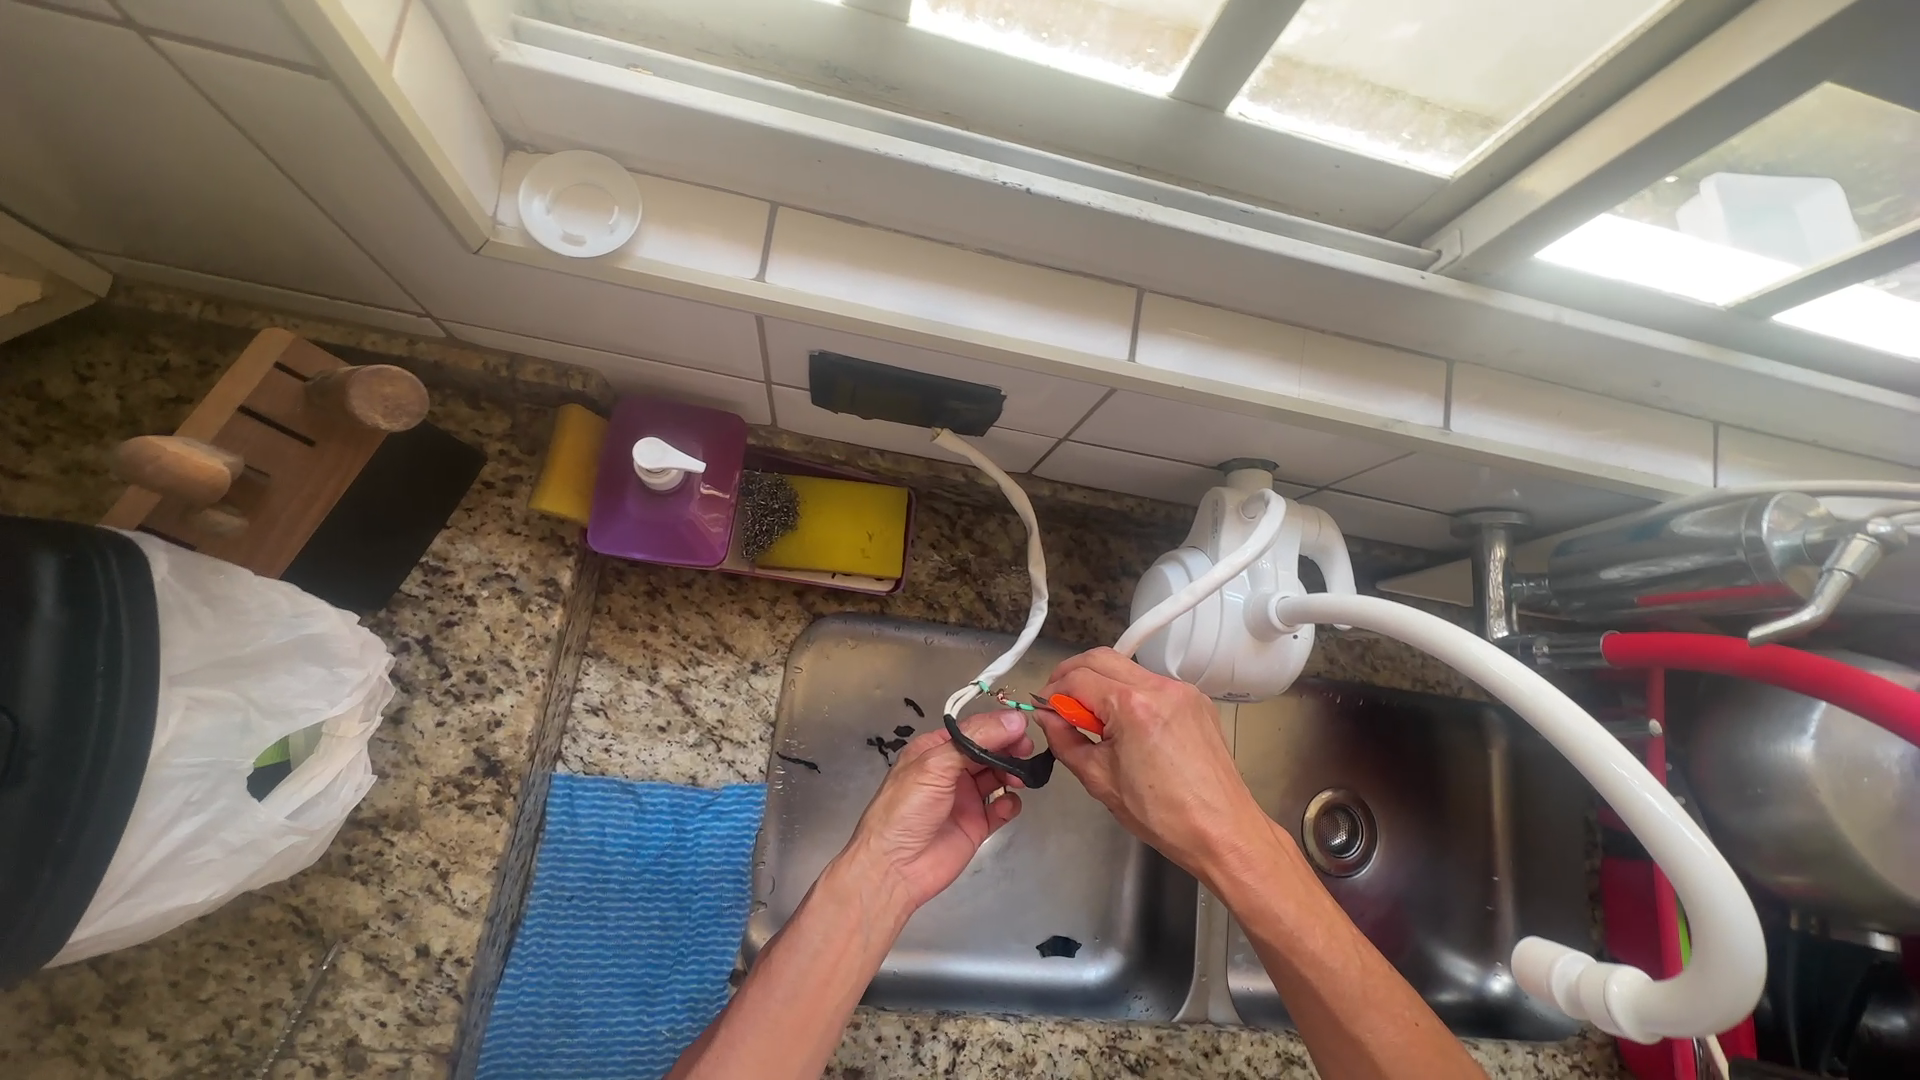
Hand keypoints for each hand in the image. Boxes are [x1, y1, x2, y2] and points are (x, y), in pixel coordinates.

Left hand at [835, 709, 1030, 915]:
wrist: (894, 868)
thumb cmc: (905, 809)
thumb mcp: (935, 765)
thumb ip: (975, 740)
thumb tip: (1014, 720)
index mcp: (935, 750)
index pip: (973, 730)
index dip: (998, 726)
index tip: (1022, 726)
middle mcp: (951, 770)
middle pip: (989, 751)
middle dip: (1008, 748)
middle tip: (1025, 751)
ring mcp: (965, 797)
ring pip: (998, 776)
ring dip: (1011, 773)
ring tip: (1018, 778)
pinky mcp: (976, 824)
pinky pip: (1001, 808)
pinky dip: (1009, 803)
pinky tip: (1006, 804)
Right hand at [1035, 648, 1267, 878]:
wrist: (1222, 831)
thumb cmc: (1164, 816)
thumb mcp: (1099, 779)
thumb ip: (1065, 740)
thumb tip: (1047, 717)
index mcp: (1133, 706)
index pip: (1077, 679)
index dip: (1052, 691)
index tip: (1043, 708)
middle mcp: (1159, 687)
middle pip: (1100, 658)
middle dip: (1072, 675)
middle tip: (1058, 701)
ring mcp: (1182, 691)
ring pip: (1126, 667)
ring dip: (1101, 683)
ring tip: (1092, 719)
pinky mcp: (1195, 701)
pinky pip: (1150, 683)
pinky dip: (1128, 693)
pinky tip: (1123, 724)